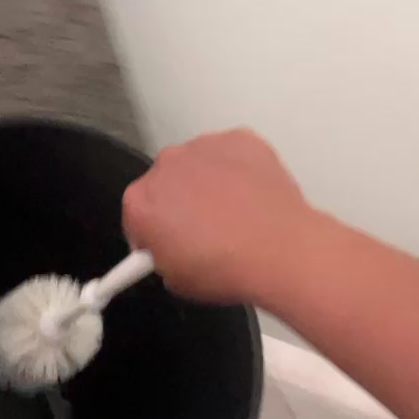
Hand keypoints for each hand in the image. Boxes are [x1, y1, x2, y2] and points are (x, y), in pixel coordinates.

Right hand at [123, 129, 321, 304]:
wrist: (281, 250)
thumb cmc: (229, 267)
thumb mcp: (176, 280)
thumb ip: (162, 255)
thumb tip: (171, 247)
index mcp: (141, 202)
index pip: (136, 217)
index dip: (154, 234)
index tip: (170, 243)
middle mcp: (167, 165)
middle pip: (167, 184)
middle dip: (181, 203)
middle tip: (207, 232)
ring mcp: (204, 147)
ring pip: (200, 165)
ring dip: (210, 182)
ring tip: (236, 215)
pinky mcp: (240, 139)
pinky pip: (233, 154)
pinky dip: (240, 169)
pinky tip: (253, 195)